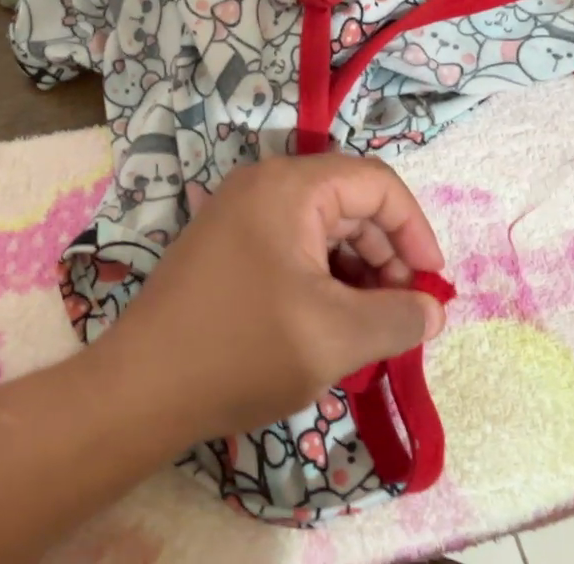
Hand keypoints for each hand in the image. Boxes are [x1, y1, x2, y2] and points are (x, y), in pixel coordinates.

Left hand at [93, 155, 446, 443]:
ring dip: (356, 273)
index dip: (415, 232)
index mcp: (290, 187)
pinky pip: (292, 248)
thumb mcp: (336, 337)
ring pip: (322, 230)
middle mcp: (263, 186)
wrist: (139, 390)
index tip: (432, 287)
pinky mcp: (227, 246)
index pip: (377, 184)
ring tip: (369, 329)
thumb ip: (398, 318)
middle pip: (350, 205)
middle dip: (386, 258)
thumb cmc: (242, 351)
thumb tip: (434, 310)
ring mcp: (239, 215)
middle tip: (402, 315)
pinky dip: (323, 280)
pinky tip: (330, 325)